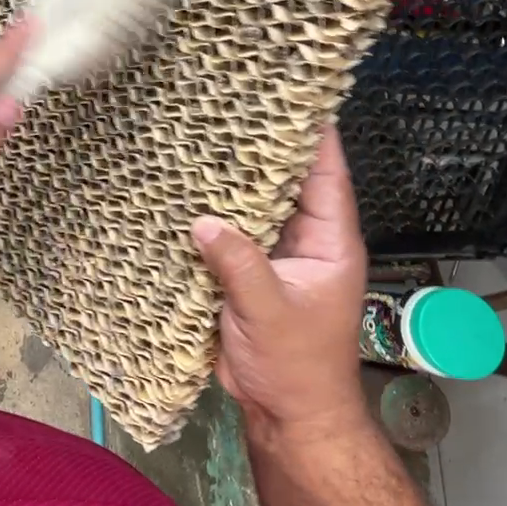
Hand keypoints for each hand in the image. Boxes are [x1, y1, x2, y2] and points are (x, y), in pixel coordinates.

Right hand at [192, 127, 369, 442]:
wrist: (284, 410)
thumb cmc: (296, 363)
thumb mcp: (271, 310)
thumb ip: (240, 264)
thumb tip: (201, 221)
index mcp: (328, 243)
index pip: (326, 178)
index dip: (315, 137)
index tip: (295, 95)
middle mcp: (301, 241)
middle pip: (283, 184)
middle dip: (259, 149)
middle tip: (227, 107)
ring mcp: (270, 255)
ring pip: (250, 207)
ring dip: (227, 183)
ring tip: (196, 140)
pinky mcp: (242, 272)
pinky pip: (226, 233)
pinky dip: (206, 214)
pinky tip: (178, 194)